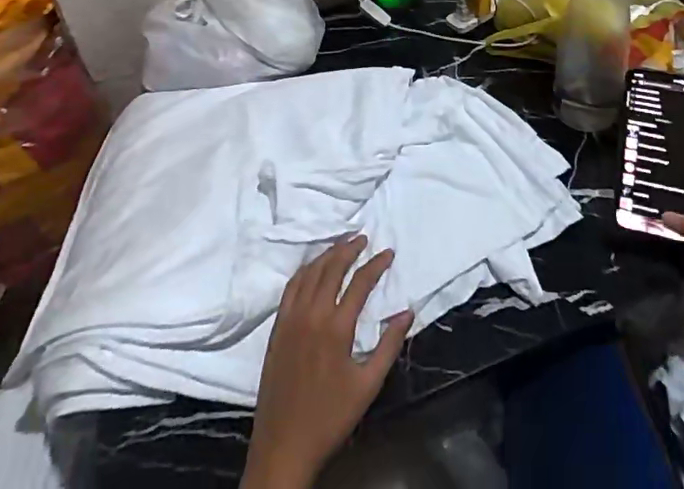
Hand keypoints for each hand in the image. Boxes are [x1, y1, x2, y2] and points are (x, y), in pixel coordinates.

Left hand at [241, 235, 412, 488]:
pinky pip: (290, 289)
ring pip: (308, 274)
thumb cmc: (331, 416)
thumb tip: (407, 312)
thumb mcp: (369, 384)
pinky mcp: (276, 330)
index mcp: (335, 328)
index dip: (376, 264)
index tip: (389, 252)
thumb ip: (389, 345)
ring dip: (326, 255)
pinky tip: (312, 270)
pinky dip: (304, 272)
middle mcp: (310, 316)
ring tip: (341, 245)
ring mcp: (289, 321)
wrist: (284, 446)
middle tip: (363, 238)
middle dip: (348, 249)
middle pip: (330, 269)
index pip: (359, 282)